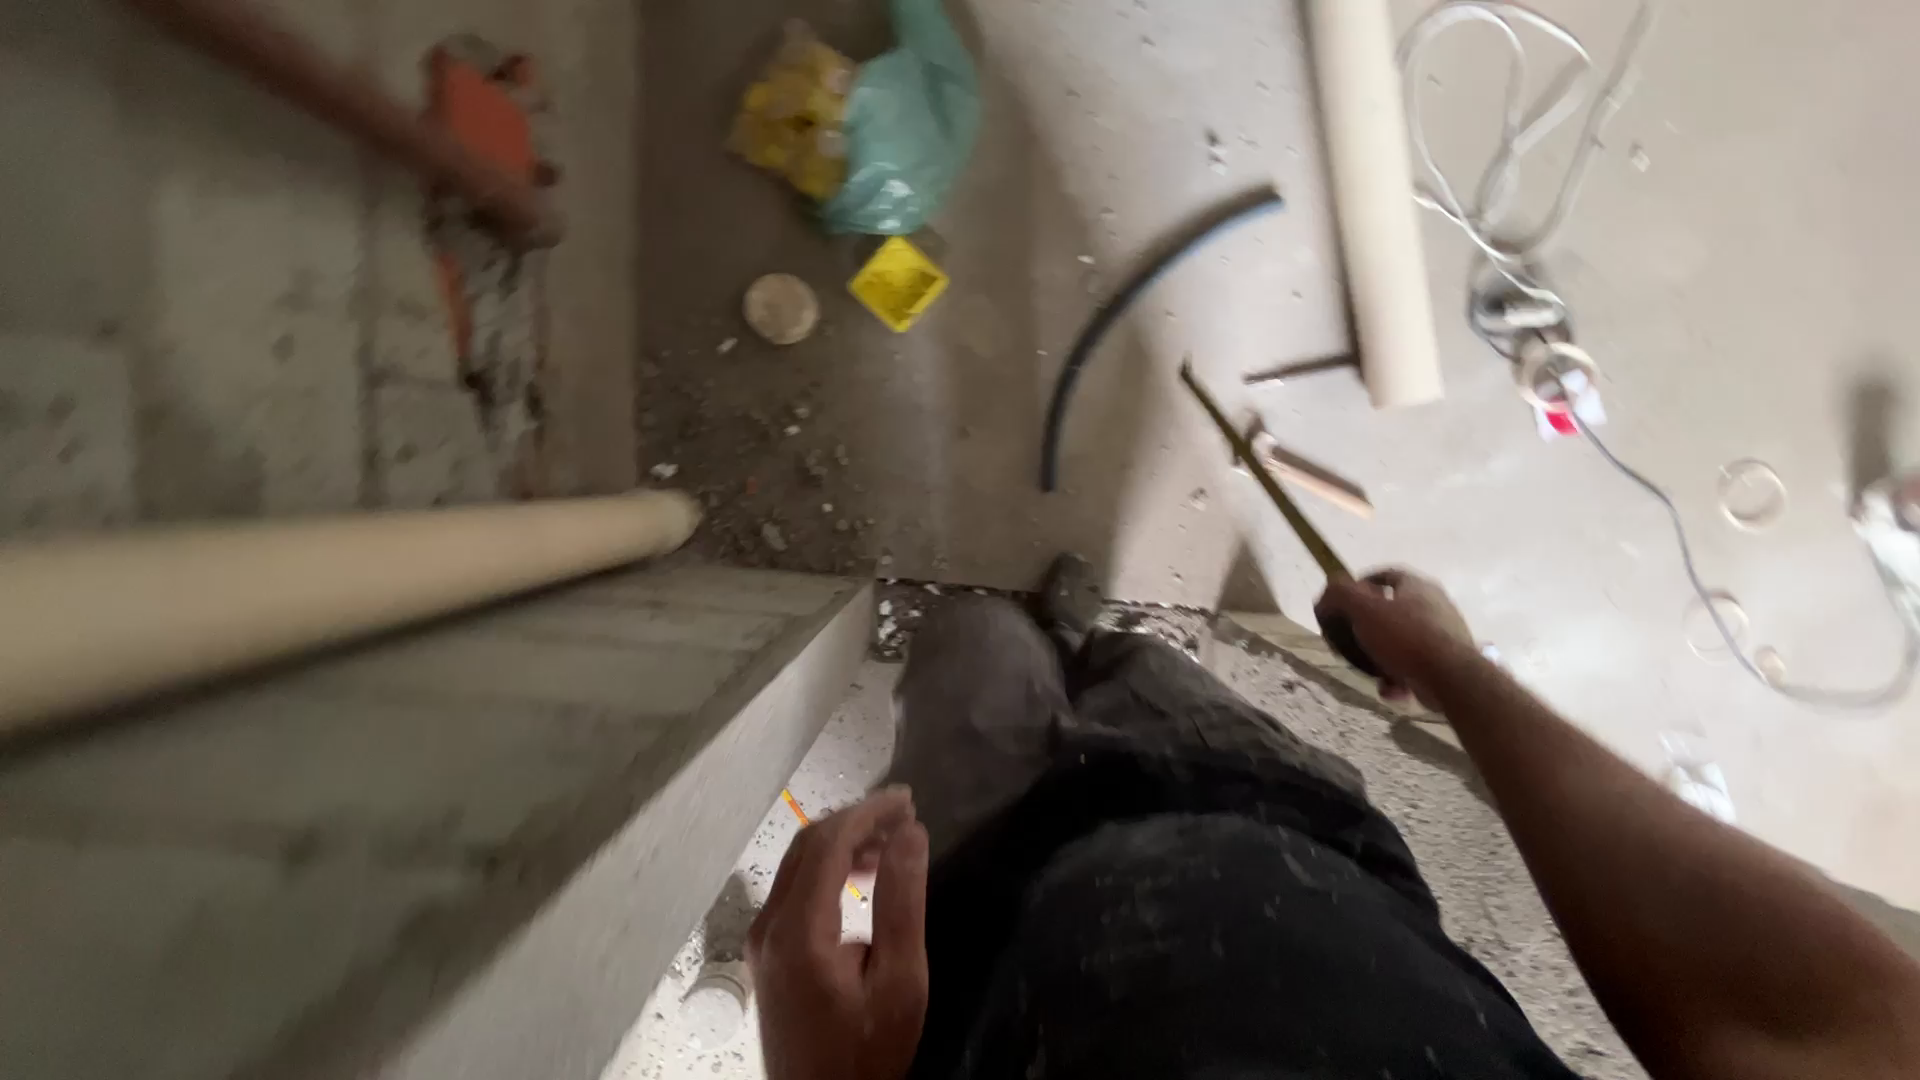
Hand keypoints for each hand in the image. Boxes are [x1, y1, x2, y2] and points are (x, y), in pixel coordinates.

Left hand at [749, 787, 929, 1079]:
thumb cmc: (868, 1051)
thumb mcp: (900, 981)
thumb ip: (902, 902)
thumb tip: (911, 832)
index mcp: (798, 931)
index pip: (829, 843)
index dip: (869, 811)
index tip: (908, 801)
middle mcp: (769, 926)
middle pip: (808, 844)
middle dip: (857, 819)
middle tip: (904, 815)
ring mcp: (762, 939)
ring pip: (799, 862)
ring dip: (844, 841)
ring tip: (892, 842)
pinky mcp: (768, 951)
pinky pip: (795, 886)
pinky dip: (830, 866)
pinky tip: (863, 874)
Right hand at [1316, 568, 1475, 707]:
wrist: (1451, 679)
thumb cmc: (1405, 637)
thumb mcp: (1363, 610)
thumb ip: (1340, 596)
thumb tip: (1326, 595)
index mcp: (1417, 587)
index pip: (1386, 574)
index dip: (1361, 584)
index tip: (1342, 601)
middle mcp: (1436, 605)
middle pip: (1393, 609)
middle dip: (1367, 625)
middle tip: (1350, 637)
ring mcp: (1446, 634)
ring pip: (1402, 640)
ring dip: (1381, 654)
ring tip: (1367, 669)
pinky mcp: (1450, 661)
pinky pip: (1415, 663)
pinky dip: (1399, 674)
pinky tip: (1388, 688)